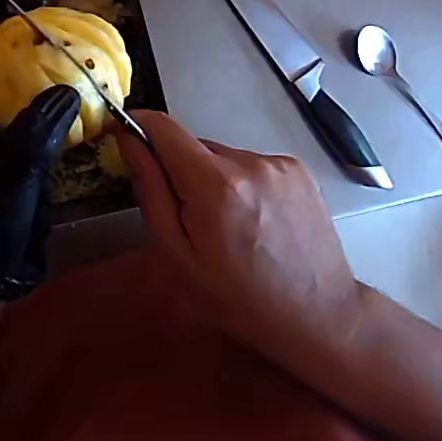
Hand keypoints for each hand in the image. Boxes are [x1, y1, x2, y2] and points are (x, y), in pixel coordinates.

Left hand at [0, 0, 80, 303]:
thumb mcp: (12, 167)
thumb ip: (40, 125)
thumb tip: (69, 88)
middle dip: (17, 33)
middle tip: (56, 20)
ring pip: (16, 82)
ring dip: (41, 63)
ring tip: (74, 48)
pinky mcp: (19, 147)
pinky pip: (38, 109)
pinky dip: (59, 96)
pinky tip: (86, 93)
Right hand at [115, 111, 360, 363]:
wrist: (316, 315)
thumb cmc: (236, 297)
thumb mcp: (176, 256)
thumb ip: (151, 192)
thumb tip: (130, 142)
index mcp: (214, 184)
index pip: (164, 128)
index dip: (139, 125)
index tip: (125, 135)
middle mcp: (248, 162)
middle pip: (194, 146)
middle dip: (181, 171)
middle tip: (189, 217)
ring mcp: (278, 163)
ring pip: (223, 156)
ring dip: (214, 179)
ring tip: (229, 225)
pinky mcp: (297, 169)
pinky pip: (251, 164)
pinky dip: (242, 183)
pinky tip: (255, 219)